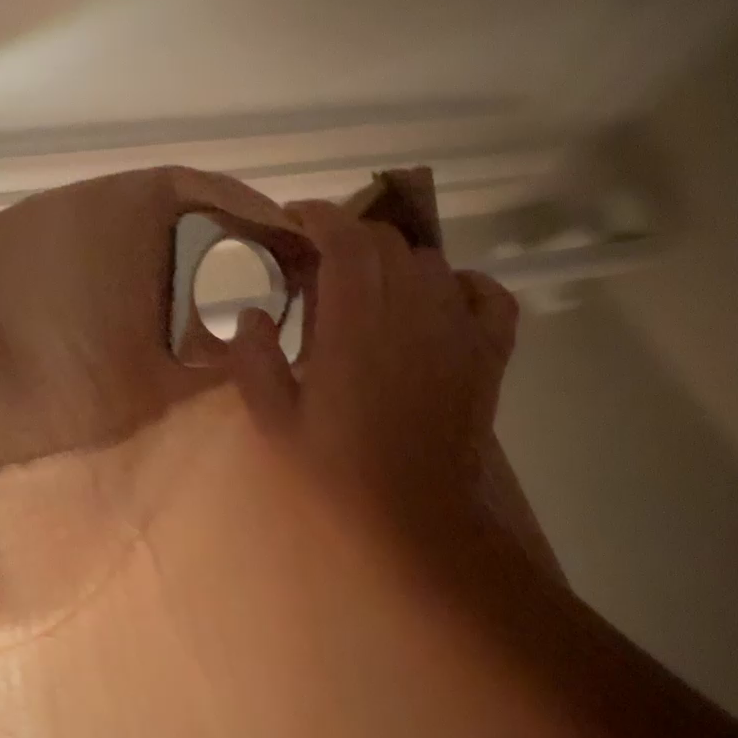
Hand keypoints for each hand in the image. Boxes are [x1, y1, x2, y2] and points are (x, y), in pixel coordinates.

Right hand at [226, 202, 522, 580]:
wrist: (416, 519)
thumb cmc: (337, 471)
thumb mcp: (274, 422)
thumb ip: (254, 361)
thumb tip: (250, 314)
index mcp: (355, 326)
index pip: (345, 241)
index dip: (319, 217)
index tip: (293, 220)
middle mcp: (411, 313)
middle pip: (386, 242)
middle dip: (348, 236)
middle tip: (318, 259)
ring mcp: (456, 330)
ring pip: (430, 261)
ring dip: (394, 259)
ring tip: (368, 283)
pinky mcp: (487, 353)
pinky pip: (485, 293)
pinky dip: (459, 283)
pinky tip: (433, 300)